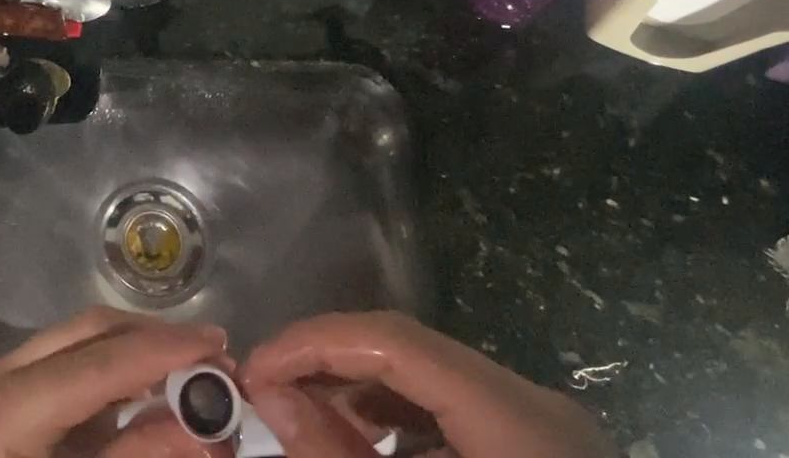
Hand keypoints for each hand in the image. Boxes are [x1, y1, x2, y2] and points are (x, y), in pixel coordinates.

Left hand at [0, 307, 232, 457]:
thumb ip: (140, 454)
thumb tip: (206, 429)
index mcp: (14, 406)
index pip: (101, 362)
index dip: (162, 349)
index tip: (217, 343)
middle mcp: (6, 372)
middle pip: (93, 331)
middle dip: (158, 337)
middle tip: (215, 351)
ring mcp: (8, 372)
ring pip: (86, 333)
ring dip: (143, 343)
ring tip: (195, 360)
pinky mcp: (18, 381)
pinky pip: (76, 352)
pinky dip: (120, 359)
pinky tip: (154, 376)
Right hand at [241, 312, 616, 457]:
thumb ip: (337, 456)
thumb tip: (270, 394)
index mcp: (516, 419)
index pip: (395, 341)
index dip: (314, 343)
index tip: (255, 372)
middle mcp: (530, 404)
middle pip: (406, 349)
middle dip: (326, 363)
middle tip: (264, 390)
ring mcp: (533, 425)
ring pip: (422, 375)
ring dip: (354, 389)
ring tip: (300, 419)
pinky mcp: (527, 447)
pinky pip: (444, 409)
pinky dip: (391, 419)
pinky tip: (356, 444)